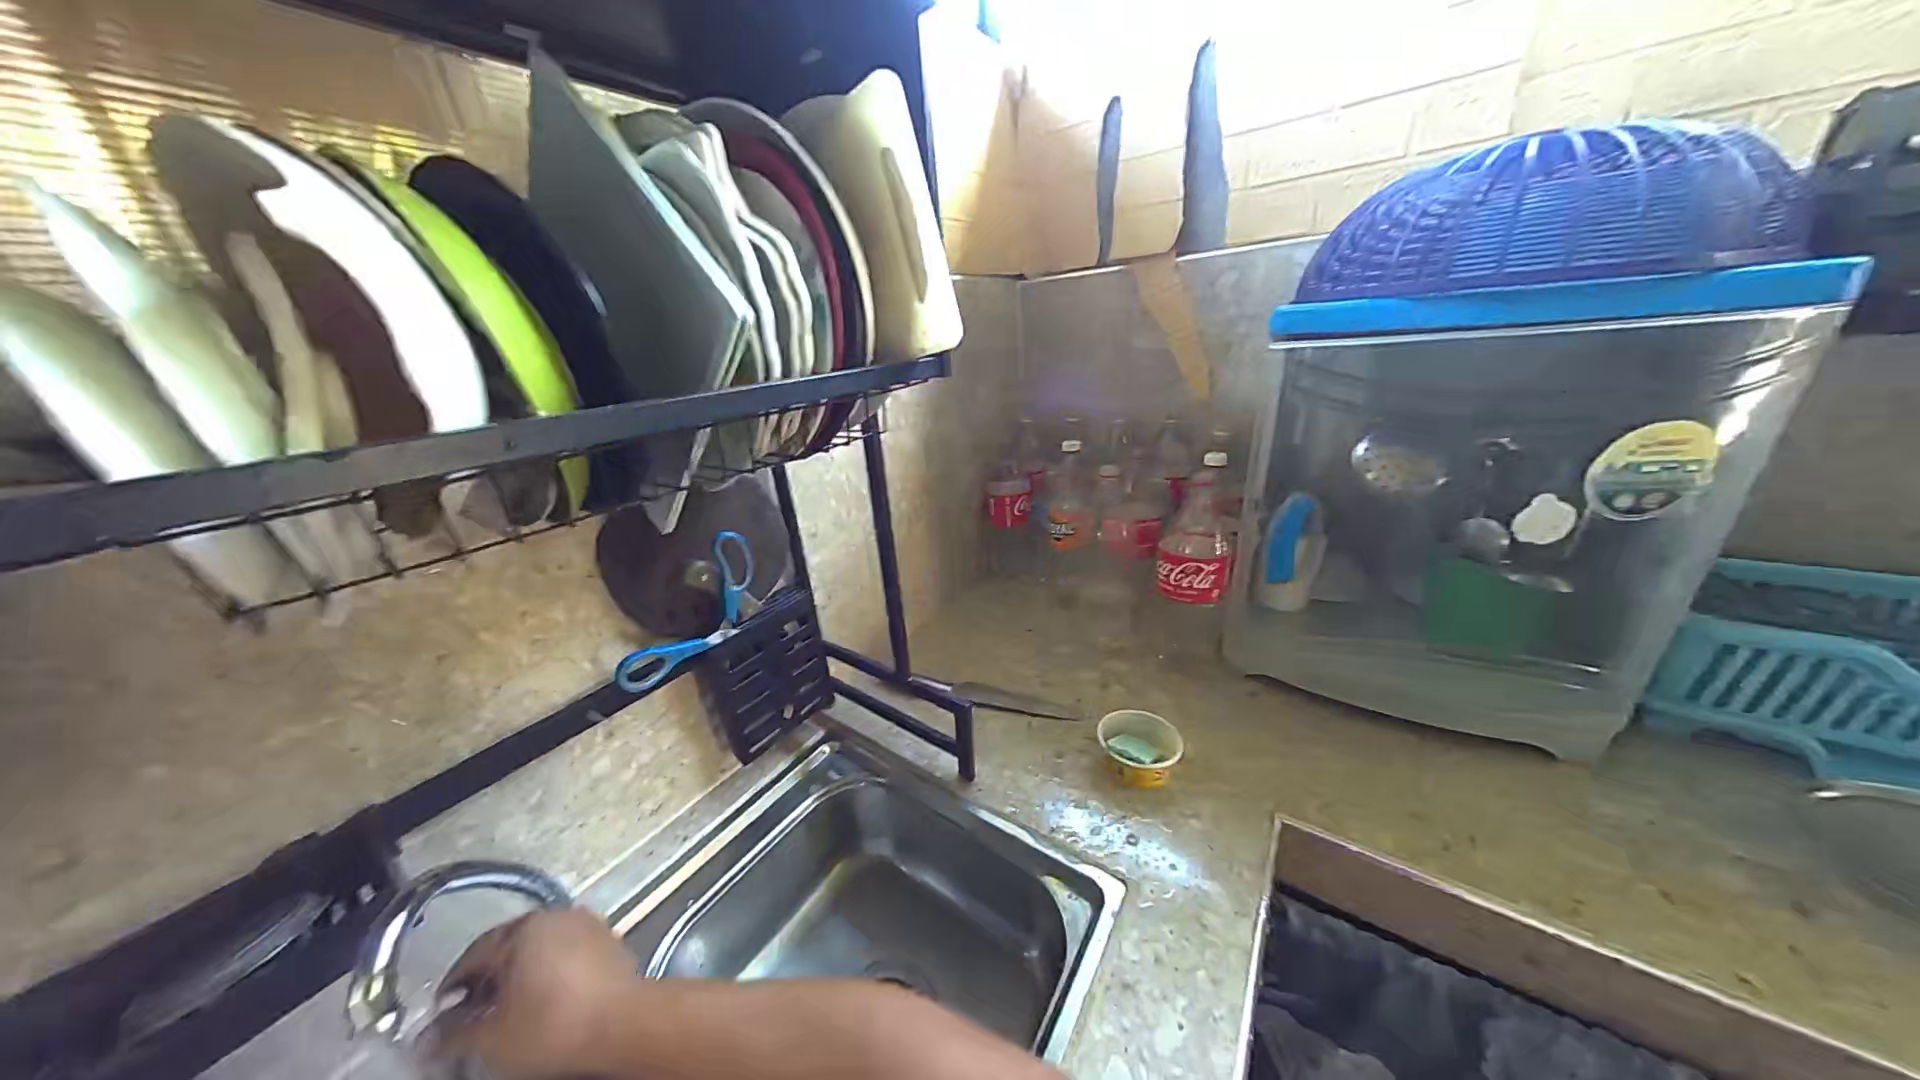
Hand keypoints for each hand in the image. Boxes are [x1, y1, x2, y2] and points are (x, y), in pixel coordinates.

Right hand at [426, 908, 641, 1079]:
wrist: (622, 1021)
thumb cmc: (552, 1025)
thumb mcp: (492, 1037)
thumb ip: (453, 1033)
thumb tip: (425, 1037)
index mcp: (525, 929)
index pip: (475, 953)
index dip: (453, 986)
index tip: (440, 1014)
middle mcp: (557, 915)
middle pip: (509, 945)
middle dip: (487, 978)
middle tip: (471, 1013)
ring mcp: (586, 923)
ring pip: (539, 946)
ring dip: (519, 973)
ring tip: (506, 1009)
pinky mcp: (607, 937)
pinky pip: (566, 949)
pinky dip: (548, 969)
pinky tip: (543, 997)